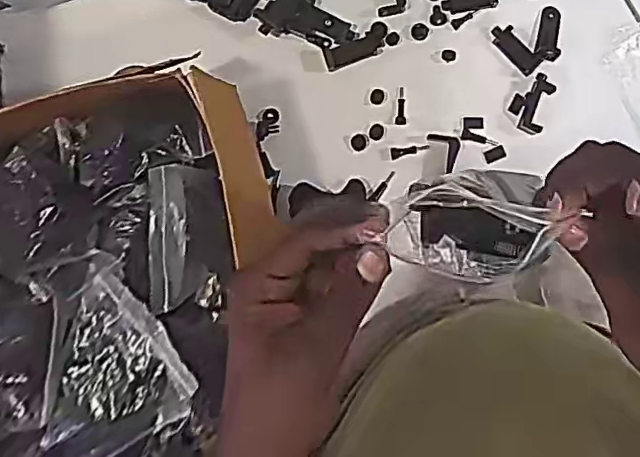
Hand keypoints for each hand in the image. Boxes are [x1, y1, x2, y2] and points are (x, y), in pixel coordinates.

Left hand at [221, 207, 390, 456]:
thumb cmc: (272, 414)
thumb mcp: (317, 348)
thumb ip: (349, 295)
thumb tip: (374, 253)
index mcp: (255, 285)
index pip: (305, 239)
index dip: (344, 229)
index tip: (376, 224)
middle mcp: (267, 285)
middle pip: (315, 244)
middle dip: (351, 235)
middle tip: (383, 226)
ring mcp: (285, 300)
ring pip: (326, 260)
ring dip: (355, 252)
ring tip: (382, 243)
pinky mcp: (303, 315)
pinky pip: (332, 282)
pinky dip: (354, 274)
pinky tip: (372, 268)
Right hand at [544, 141, 639, 406]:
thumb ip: (611, 268)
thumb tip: (571, 223)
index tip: (628, 205)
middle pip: (638, 159)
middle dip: (592, 173)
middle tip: (558, 204)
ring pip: (613, 163)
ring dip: (577, 178)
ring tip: (553, 210)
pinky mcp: (632, 210)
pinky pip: (600, 183)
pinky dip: (574, 190)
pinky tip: (558, 213)